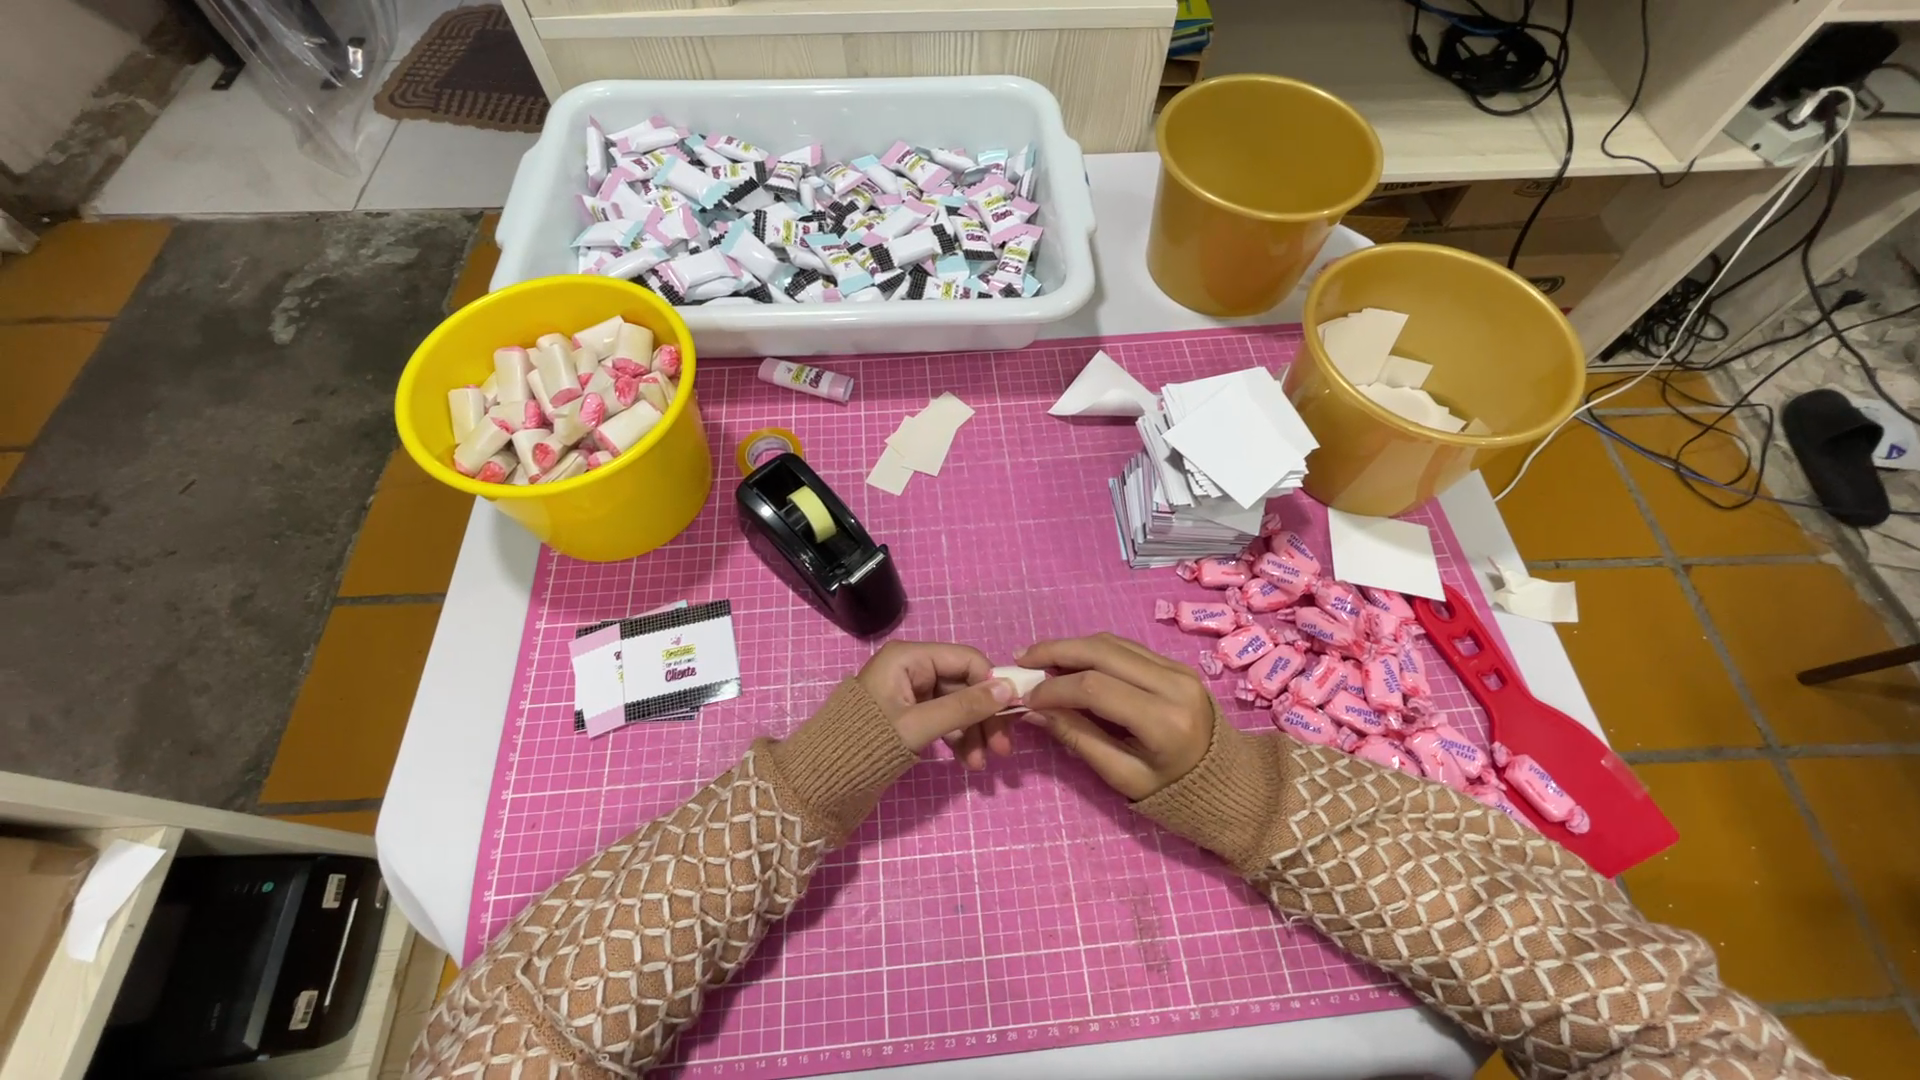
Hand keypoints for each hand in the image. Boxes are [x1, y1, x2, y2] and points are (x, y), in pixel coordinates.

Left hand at [856, 642, 1016, 766]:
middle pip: (965, 685)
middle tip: (1001, 751)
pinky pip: (945, 720)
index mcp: (909, 657)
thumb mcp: (919, 725)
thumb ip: (964, 707)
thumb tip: (1007, 689)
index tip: (1011, 715)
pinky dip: (959, 740)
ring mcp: (911, 693)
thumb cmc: (868, 744)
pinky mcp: (910, 715)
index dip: (992, 685)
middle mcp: (912, 668)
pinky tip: (967, 763)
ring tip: (978, 766)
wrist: (824, 780)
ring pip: (957, 706)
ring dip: (973, 734)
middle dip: (984, 718)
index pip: (966, 660)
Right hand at [1017, 634, 1214, 799]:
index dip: (1054, 688)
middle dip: (1056, 652)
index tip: (1026, 698)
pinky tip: (1069, 661)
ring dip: (1071, 647)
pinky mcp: (1175, 663)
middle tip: (1021, 660)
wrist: (1229, 783)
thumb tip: (1035, 710)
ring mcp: (1177, 668)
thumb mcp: (1123, 776)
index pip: (1095, 687)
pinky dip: (1092, 650)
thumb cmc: (1174, 792)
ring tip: (1038, 659)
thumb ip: (1079, 739)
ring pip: (1112, 642)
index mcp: (1164, 721)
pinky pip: (1125, 647)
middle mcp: (1173, 684)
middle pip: (1102, 651)